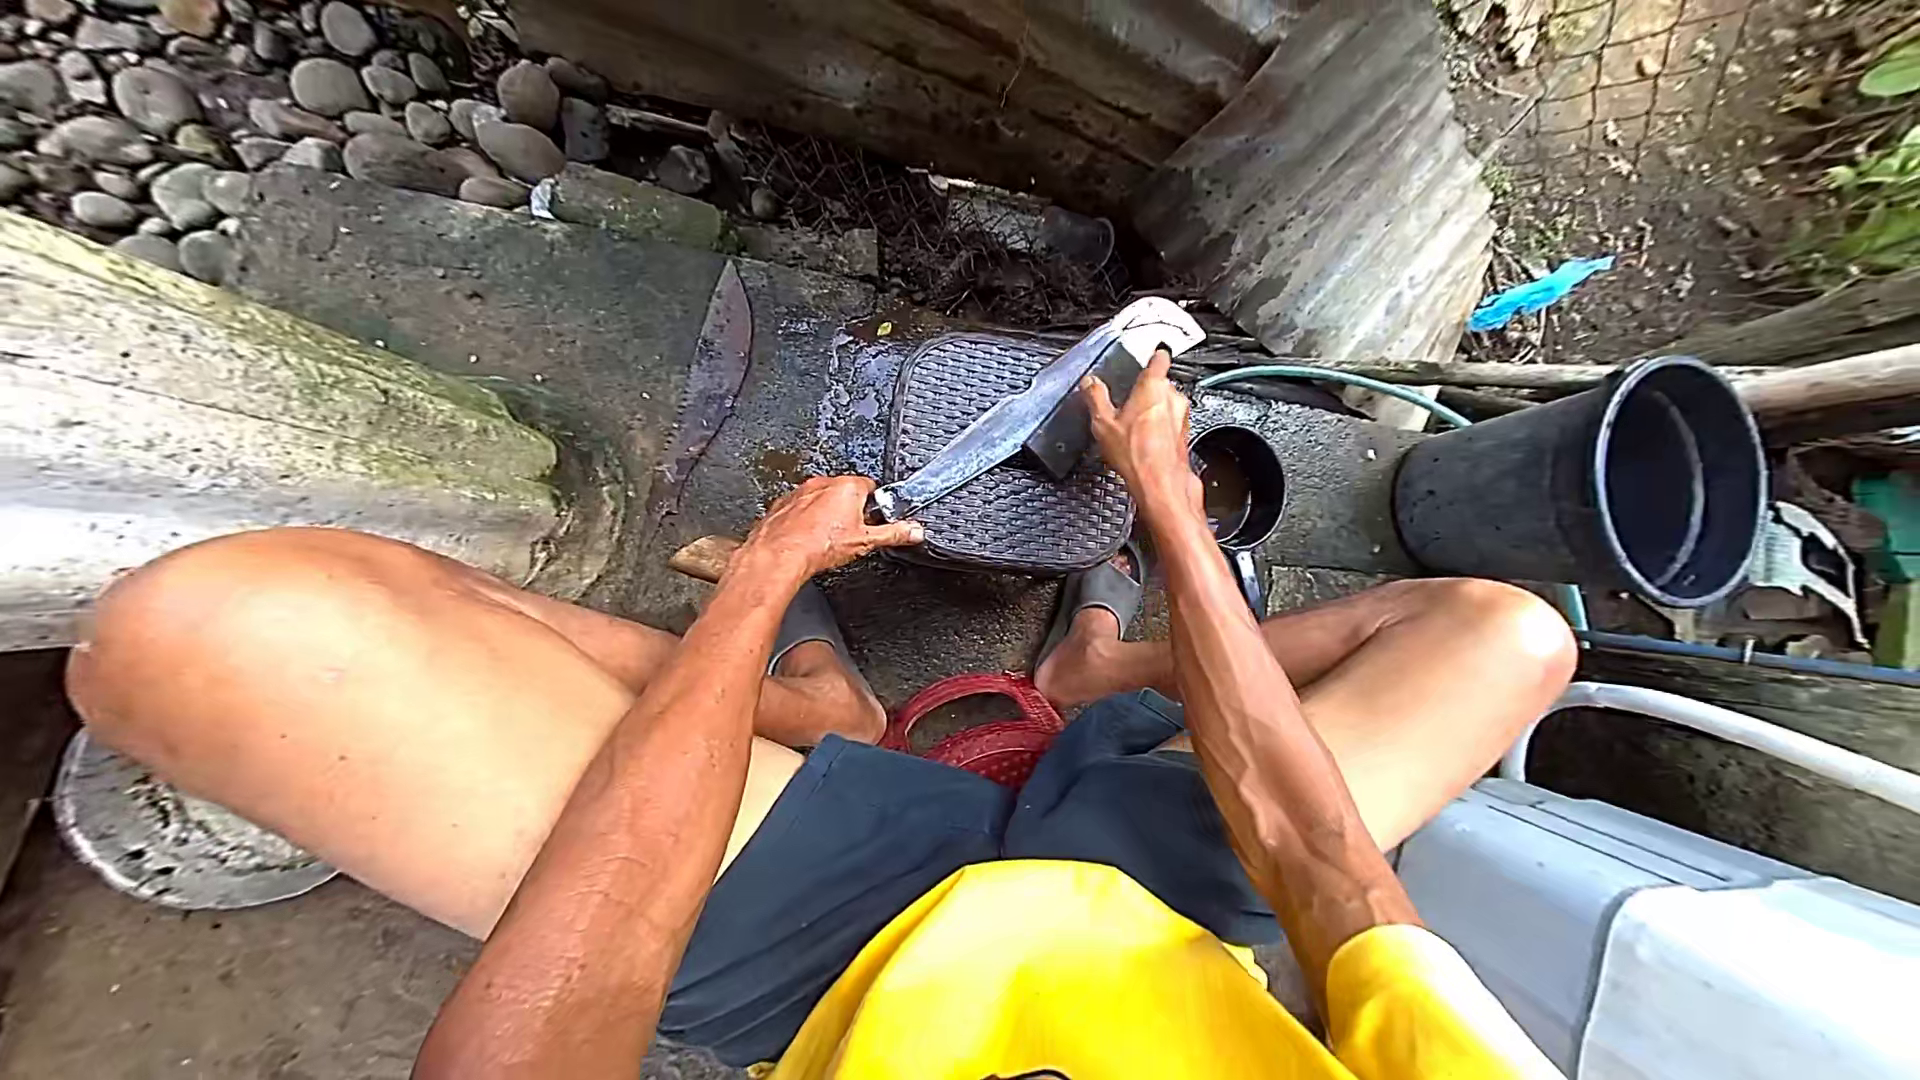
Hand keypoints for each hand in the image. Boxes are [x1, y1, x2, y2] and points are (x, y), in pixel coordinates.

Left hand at [733, 475, 923, 581]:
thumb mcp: (866, 542)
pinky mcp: (783, 504)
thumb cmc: (818, 546)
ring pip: (821, 500)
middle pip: (846, 493)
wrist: (779, 555)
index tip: (874, 520)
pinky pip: (800, 509)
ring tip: (827, 540)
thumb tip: (914, 531)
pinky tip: (807, 540)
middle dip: (851, 510)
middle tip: (851, 534)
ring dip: (826, 515)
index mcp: (848, 486)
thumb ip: (893, 534)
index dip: (875, 506)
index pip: (871, 487)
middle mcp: (823, 483)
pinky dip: (804, 521)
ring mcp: (800, 492)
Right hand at [1083, 347, 1202, 519]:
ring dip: (1154, 412)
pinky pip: (1171, 425)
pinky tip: (1144, 444)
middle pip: (1160, 384)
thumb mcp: (1103, 423)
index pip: (1159, 358)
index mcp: (1153, 386)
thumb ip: (1095, 398)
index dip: (1153, 355)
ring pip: (1167, 405)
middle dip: (1146, 392)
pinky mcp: (1185, 436)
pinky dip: (1160, 429)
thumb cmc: (1137, 455)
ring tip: (1133, 428)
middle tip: (1128, 403)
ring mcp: (1182, 417)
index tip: (1149, 355)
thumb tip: (1089, 383)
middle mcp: (1173, 397)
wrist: (1160, 485)